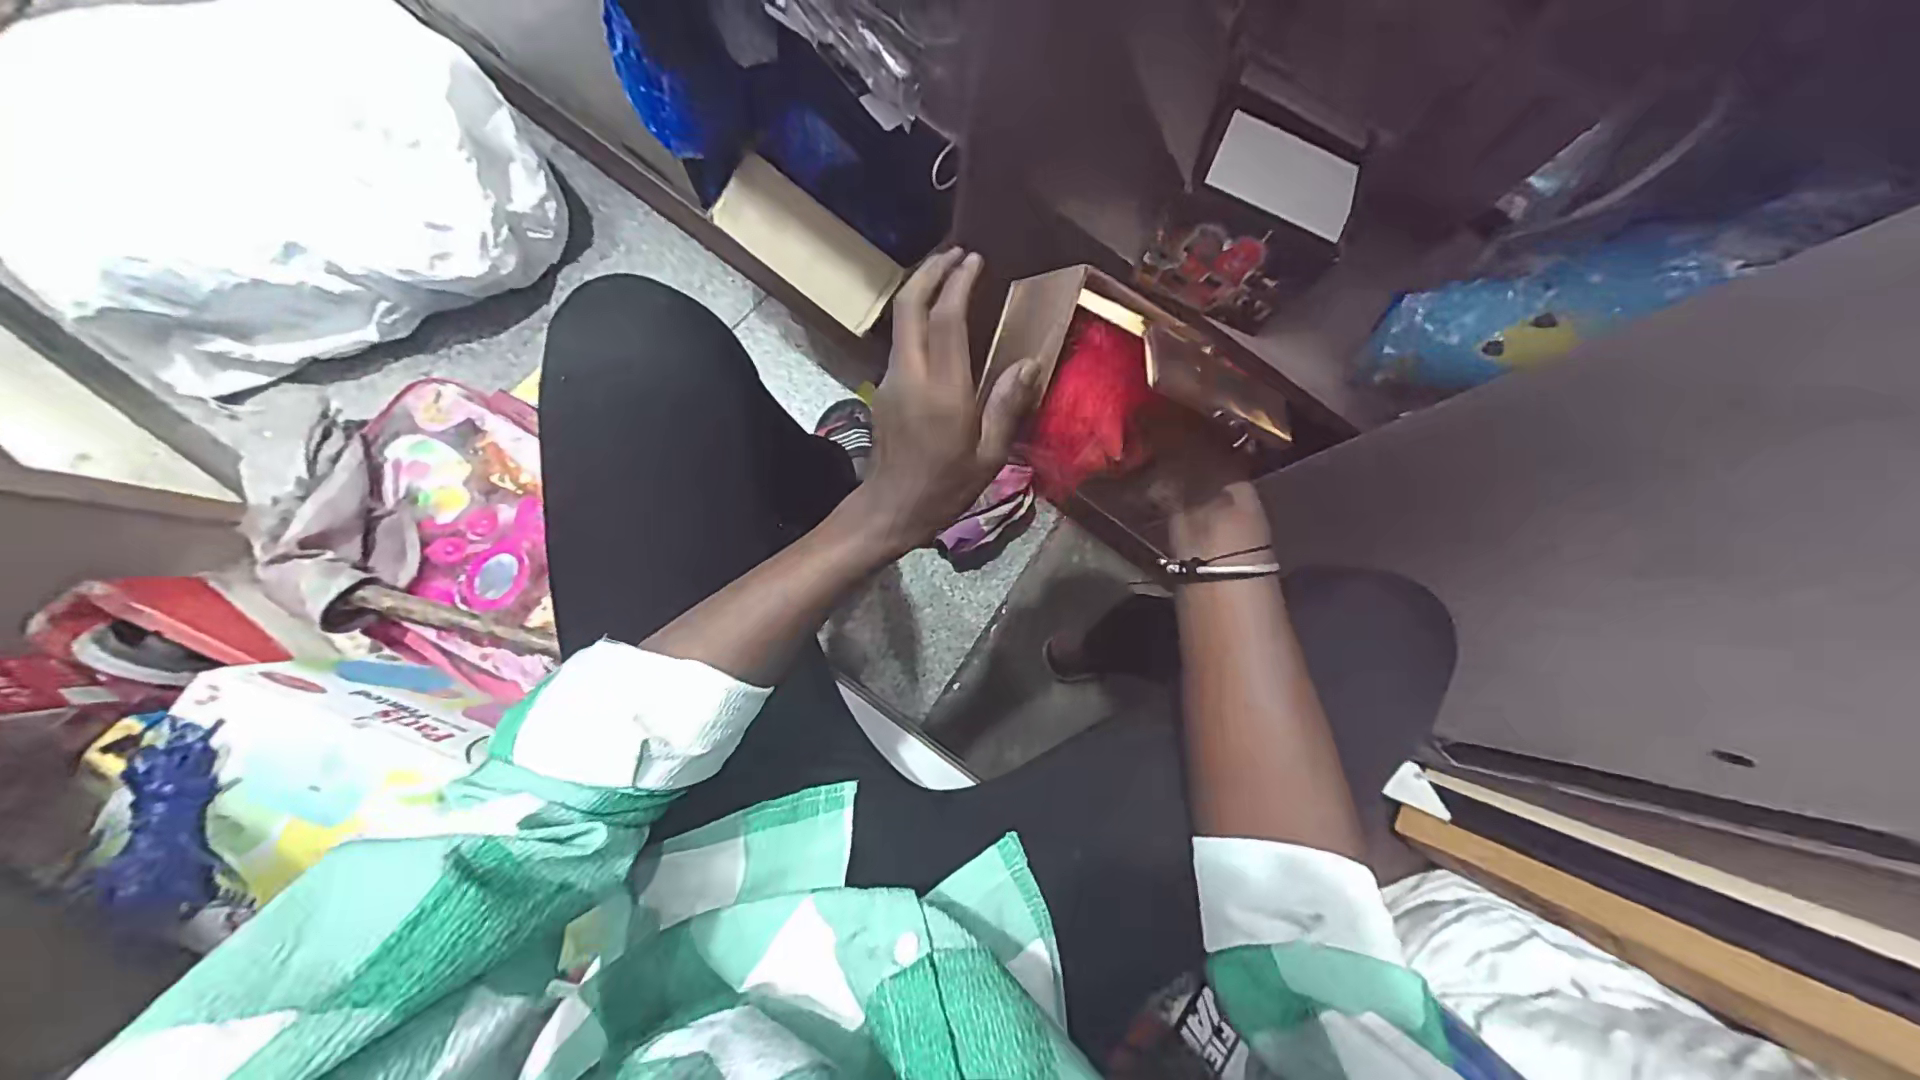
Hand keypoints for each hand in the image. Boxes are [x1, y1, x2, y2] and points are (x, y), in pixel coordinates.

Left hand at [848, 248, 1041, 553]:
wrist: (891, 508)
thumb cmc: (946, 488)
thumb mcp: (989, 455)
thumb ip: (1007, 406)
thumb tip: (1029, 364)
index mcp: (942, 391)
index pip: (947, 319)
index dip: (959, 283)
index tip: (975, 261)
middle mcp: (911, 375)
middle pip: (910, 306)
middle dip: (930, 272)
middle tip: (955, 255)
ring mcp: (891, 380)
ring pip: (900, 321)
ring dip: (921, 292)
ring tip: (948, 279)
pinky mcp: (883, 389)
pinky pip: (901, 341)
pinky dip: (917, 318)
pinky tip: (937, 323)